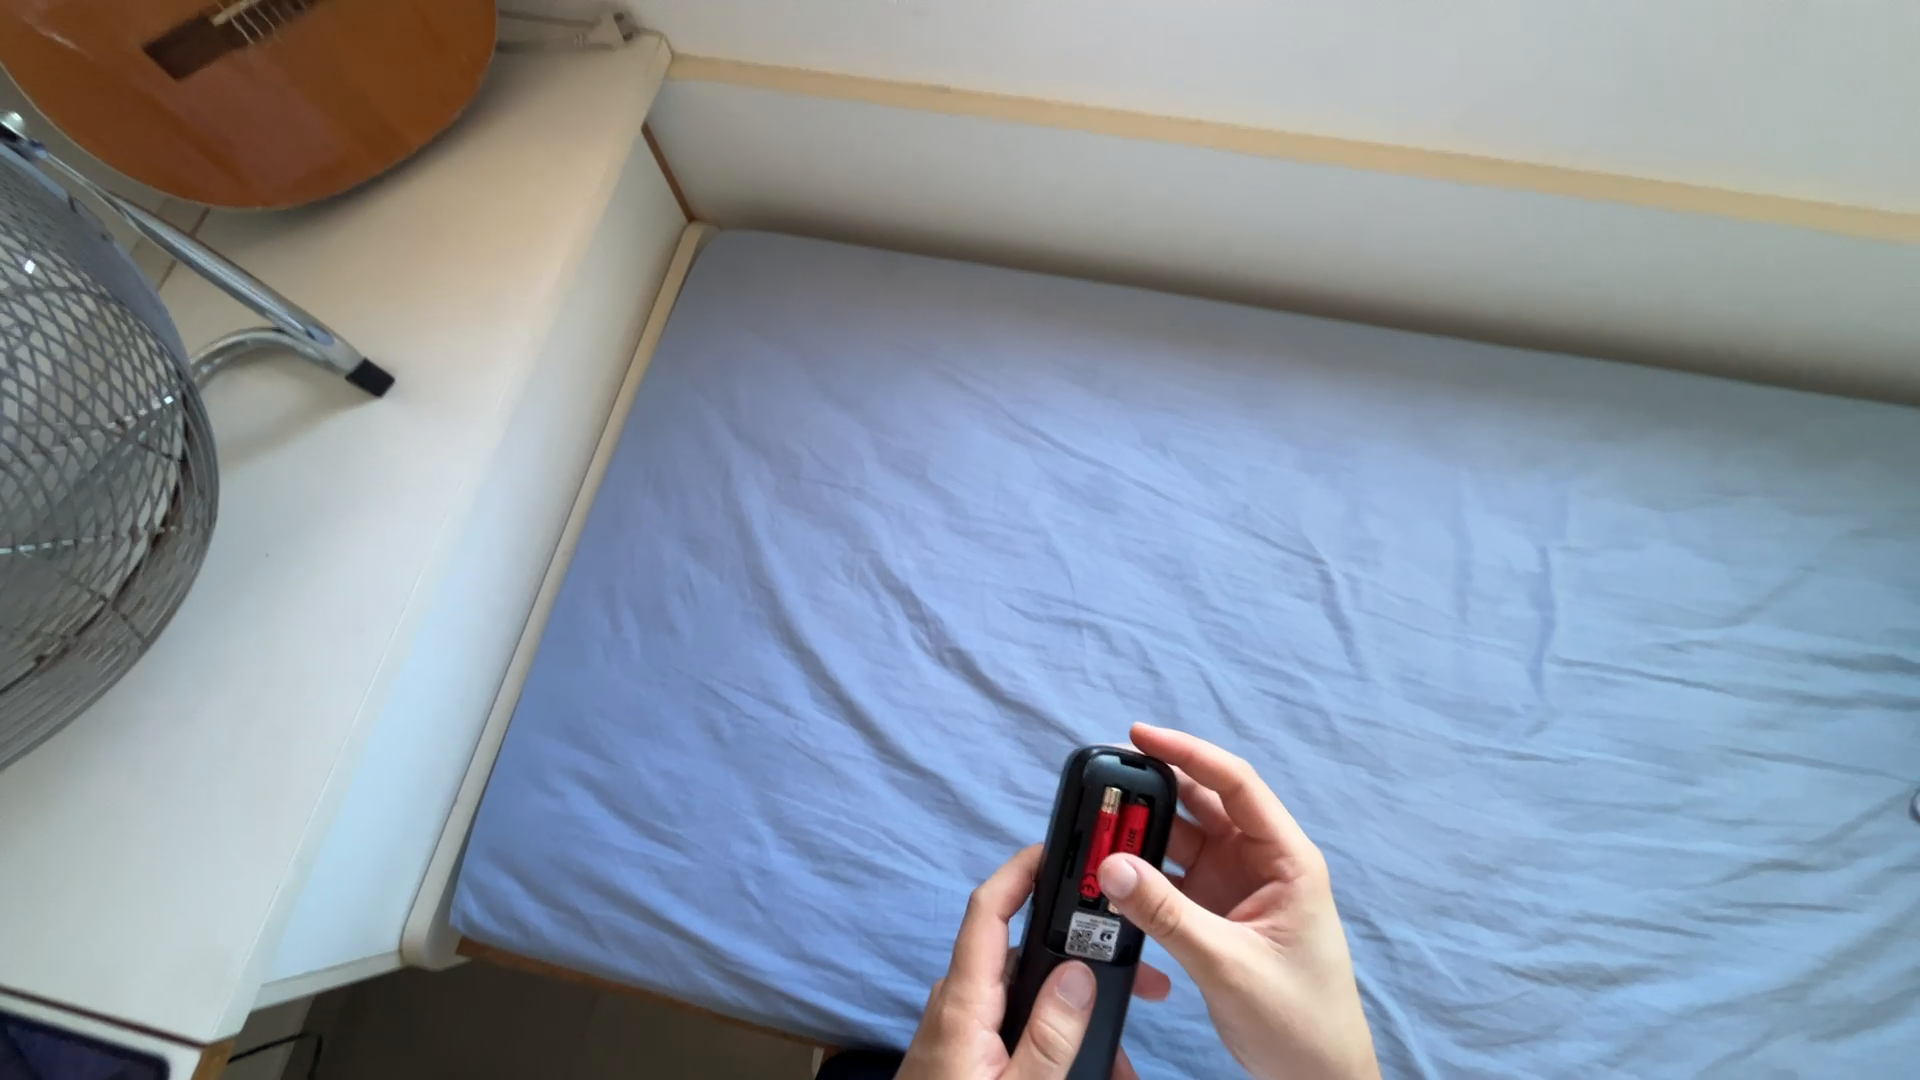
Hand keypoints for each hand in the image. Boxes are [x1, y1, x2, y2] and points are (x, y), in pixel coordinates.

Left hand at [899, 845, 1169, 1079]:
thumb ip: (1048, 1037)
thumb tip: (1080, 972)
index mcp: (964, 998)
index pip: (988, 909)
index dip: (1020, 869)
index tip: (1058, 849)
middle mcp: (960, 1000)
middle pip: (1022, 951)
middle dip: (1079, 951)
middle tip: (1136, 967)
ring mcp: (963, 1025)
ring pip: (1028, 993)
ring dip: (1075, 1004)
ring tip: (1126, 1034)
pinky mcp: (969, 1049)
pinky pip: (1017, 1024)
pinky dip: (1056, 1032)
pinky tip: (1093, 1061)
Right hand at [1097, 724, 1380, 1079]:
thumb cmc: (1299, 1023)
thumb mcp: (1228, 964)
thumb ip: (1165, 913)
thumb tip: (1108, 865)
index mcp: (1284, 857)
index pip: (1235, 782)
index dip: (1188, 751)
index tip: (1139, 734)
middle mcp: (1258, 858)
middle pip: (1201, 803)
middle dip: (1153, 789)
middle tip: (1104, 783)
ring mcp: (1233, 882)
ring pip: (1181, 837)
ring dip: (1142, 832)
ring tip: (1098, 827)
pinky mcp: (1213, 907)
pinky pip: (1171, 873)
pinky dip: (1141, 869)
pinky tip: (1112, 869)